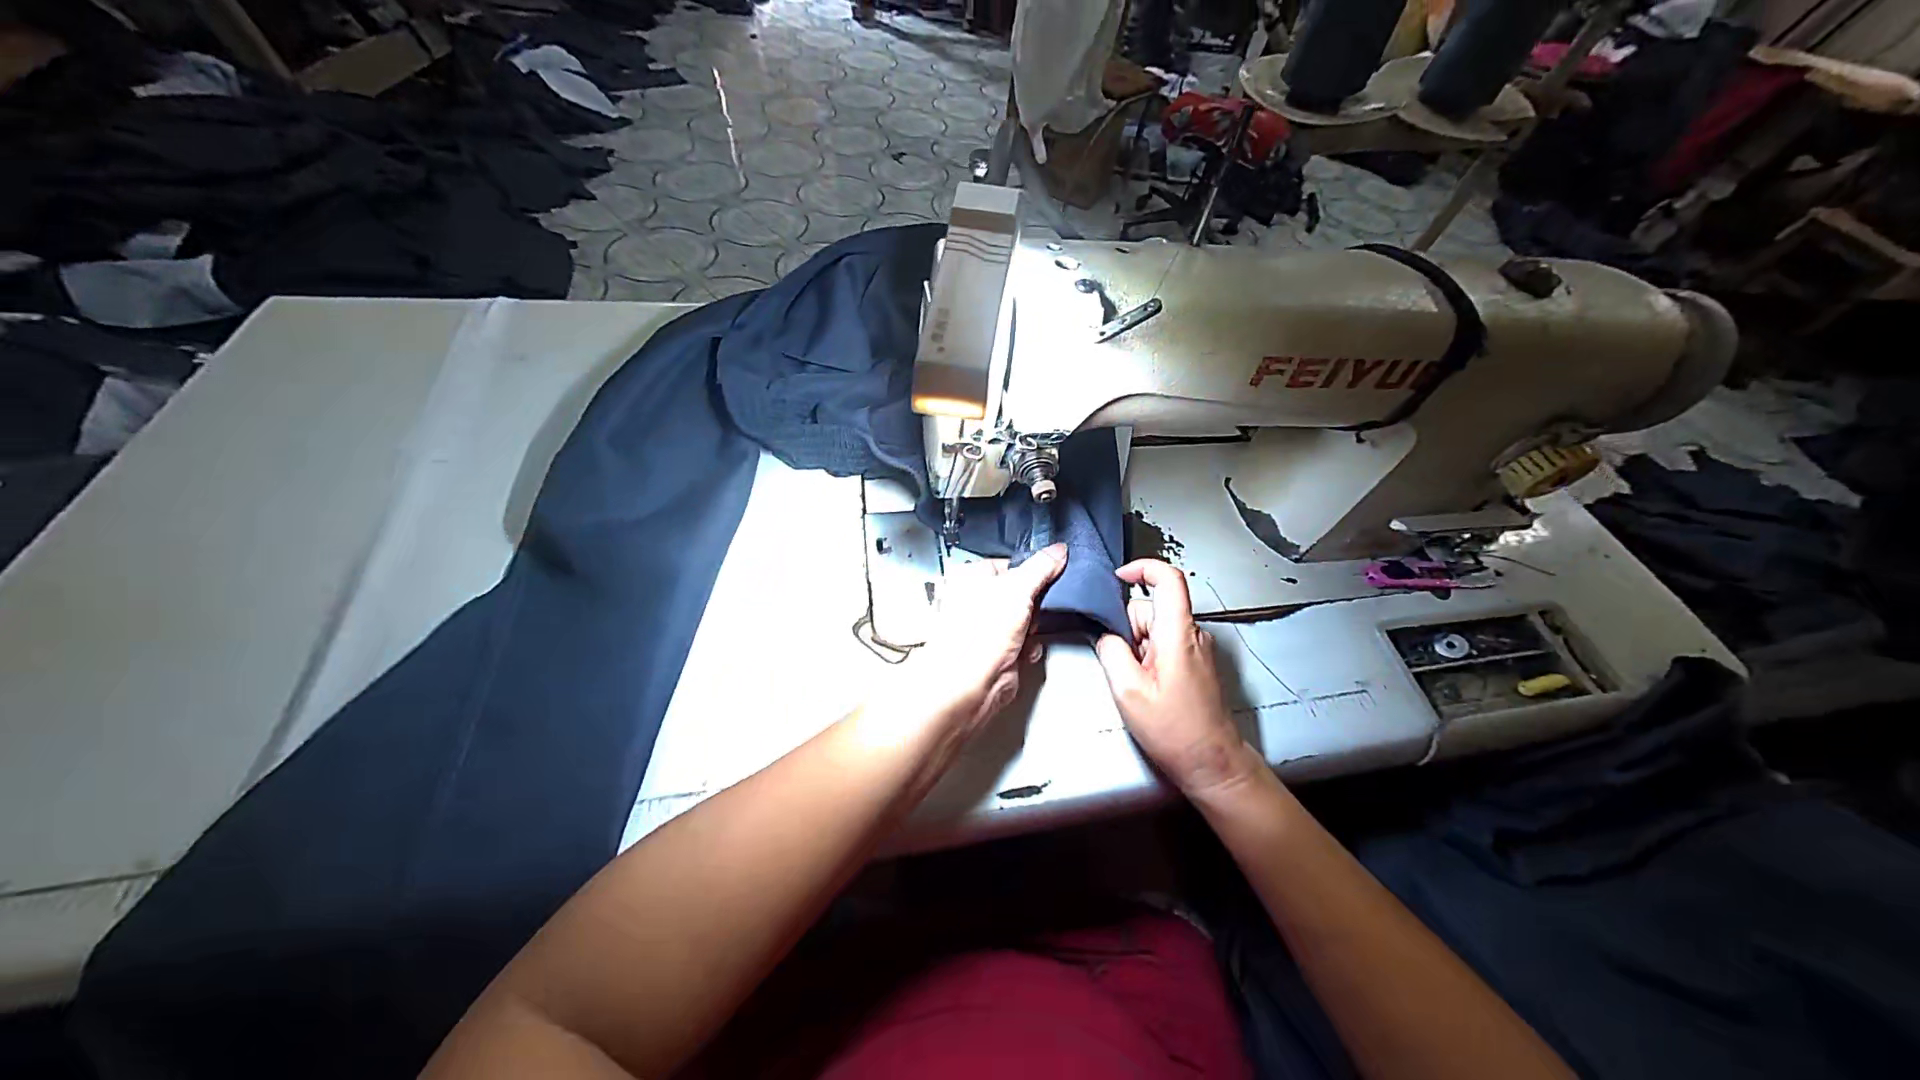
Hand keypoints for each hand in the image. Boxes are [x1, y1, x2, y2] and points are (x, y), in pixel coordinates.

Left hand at [873, 543, 1066, 742]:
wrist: (969, 684)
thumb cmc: (975, 635)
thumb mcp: (1017, 588)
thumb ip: (1041, 567)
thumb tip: (1057, 551)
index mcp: (968, 576)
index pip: (1007, 563)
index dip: (1030, 569)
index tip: (1049, 572)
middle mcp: (973, 601)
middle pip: (1019, 592)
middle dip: (1033, 602)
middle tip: (1034, 606)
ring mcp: (986, 628)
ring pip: (1024, 619)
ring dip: (1033, 626)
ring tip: (1026, 631)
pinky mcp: (998, 652)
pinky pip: (1025, 642)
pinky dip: (1030, 646)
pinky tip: (1023, 649)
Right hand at [1095, 560, 1257, 796]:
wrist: (1210, 762)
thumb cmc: (1177, 732)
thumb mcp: (1128, 691)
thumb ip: (1110, 651)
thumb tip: (1105, 636)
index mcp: (1178, 635)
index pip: (1168, 579)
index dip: (1142, 568)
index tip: (1120, 576)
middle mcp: (1192, 635)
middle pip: (1150, 608)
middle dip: (1128, 630)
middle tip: (1126, 667)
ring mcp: (1196, 648)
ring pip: (1154, 629)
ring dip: (1138, 649)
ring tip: (1141, 684)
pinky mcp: (1195, 661)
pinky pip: (1163, 645)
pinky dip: (1149, 659)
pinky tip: (1150, 688)